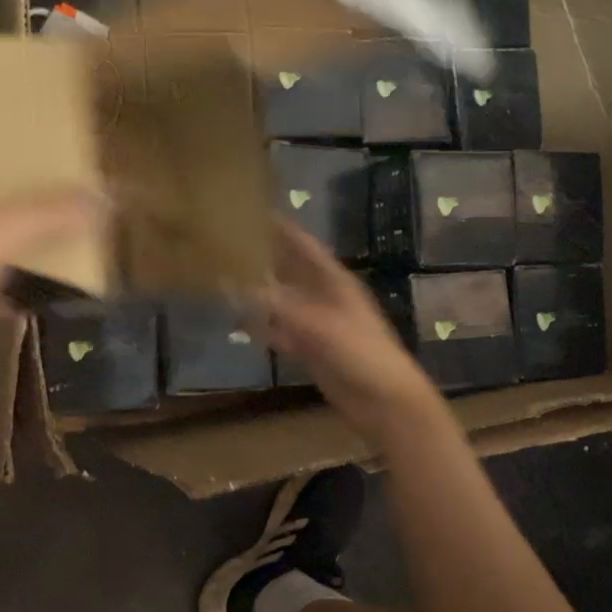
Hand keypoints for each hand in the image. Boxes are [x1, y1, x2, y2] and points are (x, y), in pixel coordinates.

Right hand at [251, 218, 433, 419]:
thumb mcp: (316, 325)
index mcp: (334, 282)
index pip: (304, 246)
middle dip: (265, 258)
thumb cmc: (360, 354)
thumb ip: (274, 305)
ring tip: (226, 278)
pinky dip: (263, 326)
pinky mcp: (311, 349)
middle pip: (291, 271)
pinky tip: (240, 323)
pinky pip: (281, 331)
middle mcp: (324, 297)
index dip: (283, 229)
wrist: (385, 402)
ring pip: (283, 301)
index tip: (256, 210)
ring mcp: (318, 324)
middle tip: (231, 243)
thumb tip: (231, 284)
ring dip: (260, 293)